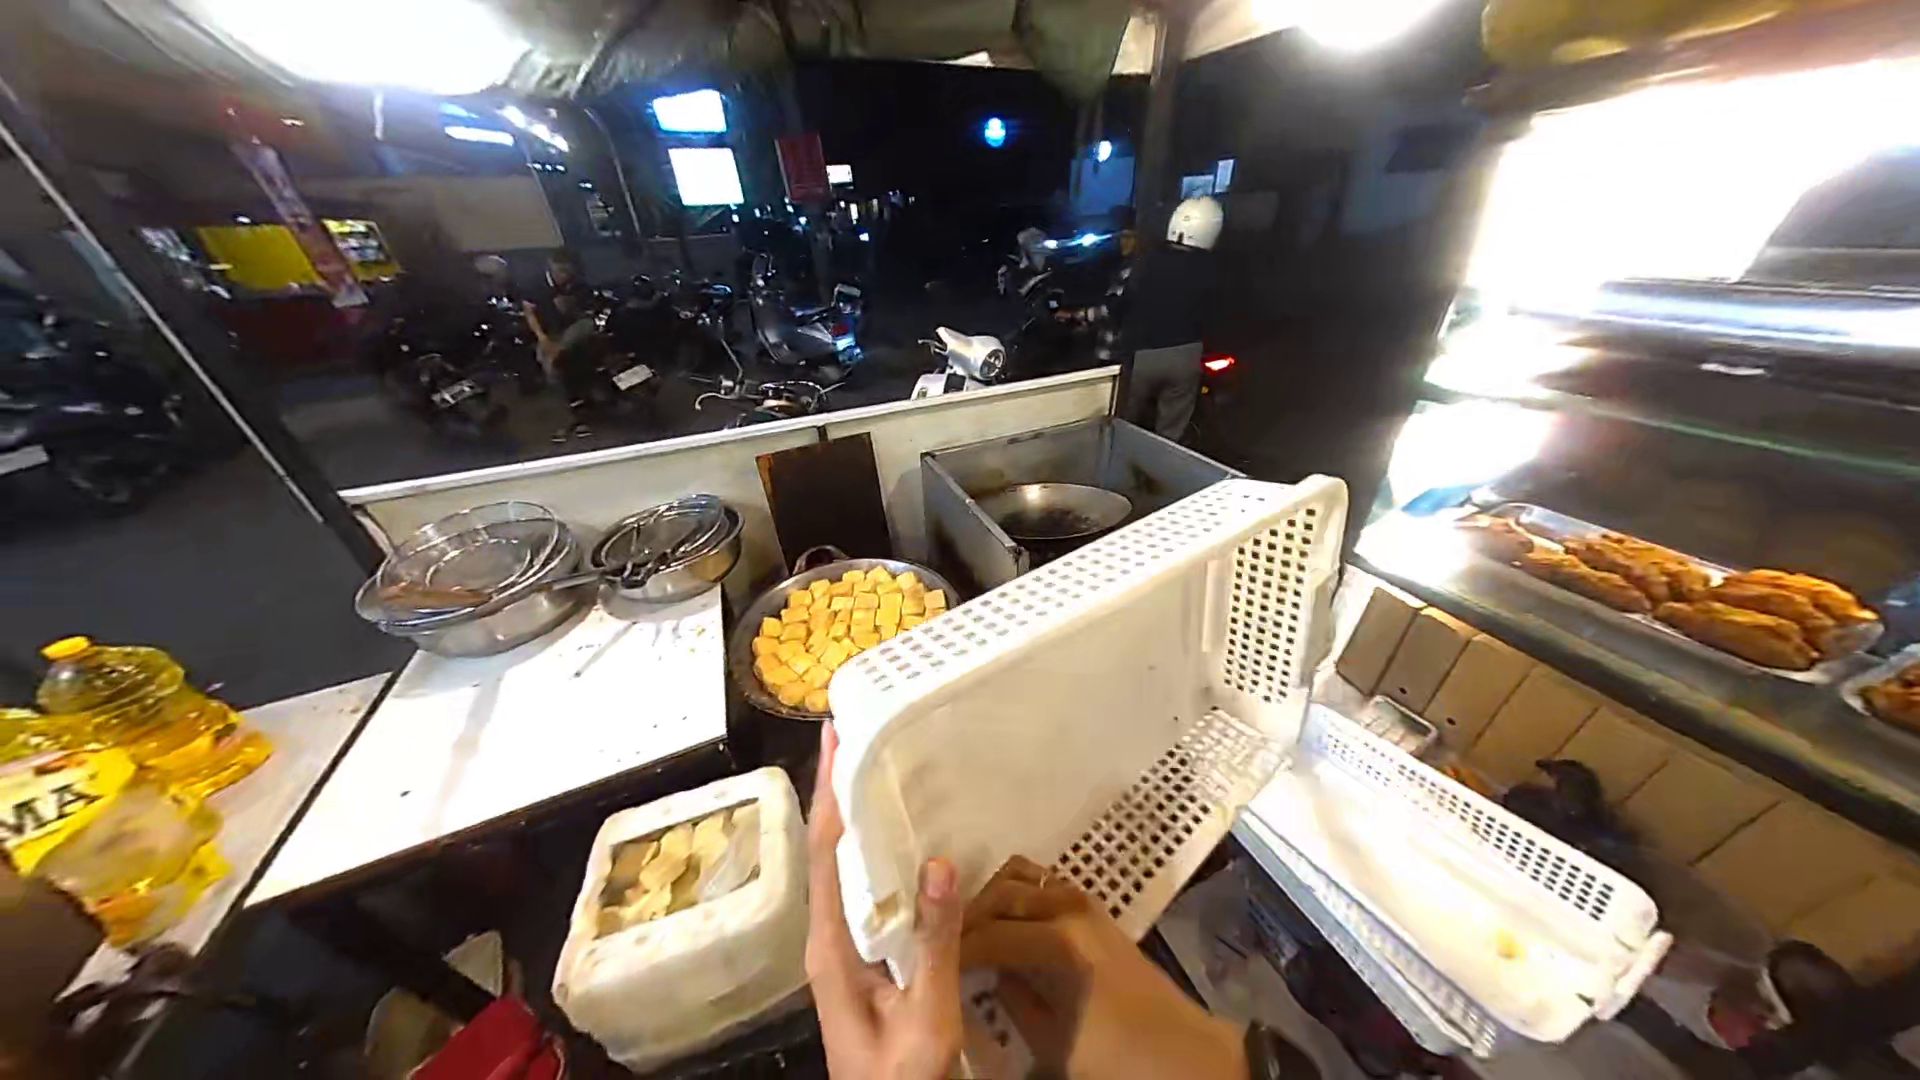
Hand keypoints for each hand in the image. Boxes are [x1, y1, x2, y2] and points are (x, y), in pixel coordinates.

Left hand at [806, 723, 962, 1078]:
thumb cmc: (903, 1079)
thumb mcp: (927, 1019)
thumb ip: (934, 944)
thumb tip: (939, 861)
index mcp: (832, 944)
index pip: (824, 853)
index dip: (829, 794)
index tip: (836, 742)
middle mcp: (828, 932)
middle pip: (826, 846)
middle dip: (833, 787)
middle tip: (850, 733)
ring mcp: (843, 940)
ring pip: (841, 860)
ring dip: (849, 809)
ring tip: (866, 761)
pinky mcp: (861, 948)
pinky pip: (861, 879)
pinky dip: (869, 840)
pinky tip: (891, 825)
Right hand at [962, 857, 1246, 1079]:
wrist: (1188, 1055)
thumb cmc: (1121, 1060)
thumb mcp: (1056, 1046)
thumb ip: (1014, 1001)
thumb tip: (988, 973)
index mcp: (1059, 944)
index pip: (990, 935)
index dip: (957, 947)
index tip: (932, 958)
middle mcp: (1068, 908)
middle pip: (1001, 894)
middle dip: (968, 916)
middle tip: (945, 940)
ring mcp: (1082, 899)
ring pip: (1020, 876)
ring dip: (992, 896)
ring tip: (972, 926)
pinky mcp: (1092, 904)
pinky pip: (1042, 881)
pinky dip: (1017, 890)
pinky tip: (1005, 917)